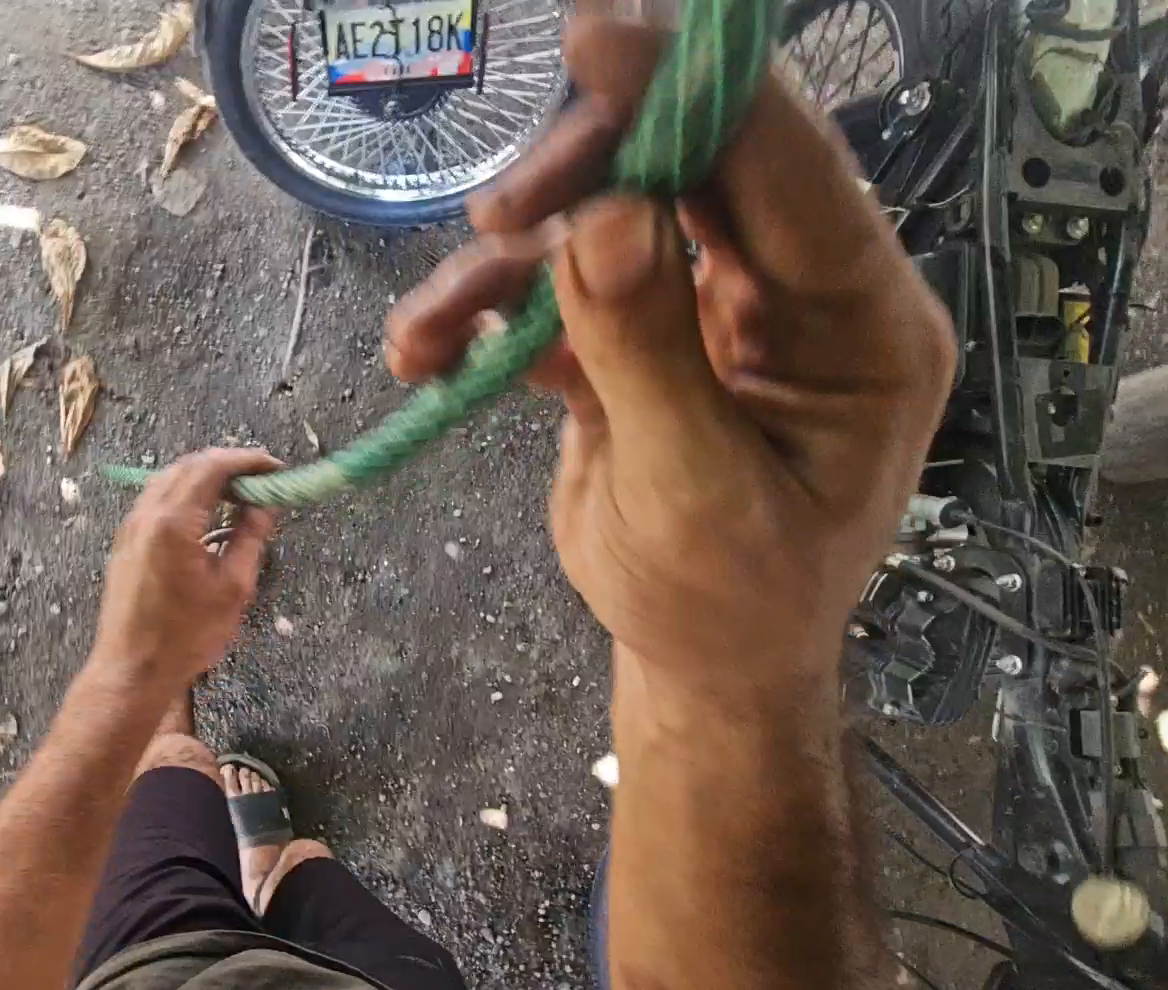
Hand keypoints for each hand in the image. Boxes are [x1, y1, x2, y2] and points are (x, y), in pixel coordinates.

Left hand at [89, 449, 278, 695]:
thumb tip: (265, 506)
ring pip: (169, 480)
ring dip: (205, 478)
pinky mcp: (126, 541)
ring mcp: (131, 527)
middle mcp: (146, 515)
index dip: (247, 461)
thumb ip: (251, 538)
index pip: (212, 468)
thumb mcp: (233, 588)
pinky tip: (207, 516)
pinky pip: (157, 501)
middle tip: (261, 480)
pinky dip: (185, 495)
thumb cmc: (186, 636)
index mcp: (173, 523)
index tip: (275, 468)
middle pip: (188, 466)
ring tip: (238, 495)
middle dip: (227, 465)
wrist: (132, 669)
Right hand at [386, 18, 955, 696]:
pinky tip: (424, 357)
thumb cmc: (722, 593)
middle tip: (491, 224)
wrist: (693, 649)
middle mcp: (775, 296)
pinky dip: (477, 325)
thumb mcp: (692, 491)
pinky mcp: (621, 350)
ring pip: (582, 245)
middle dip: (569, 189)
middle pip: (670, 180)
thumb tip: (599, 225)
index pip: (777, 167)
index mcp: (848, 319)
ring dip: (492, 279)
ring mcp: (690, 318)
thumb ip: (648, 357)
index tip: (595, 34)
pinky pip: (543, 308)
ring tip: (419, 334)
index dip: (690, 92)